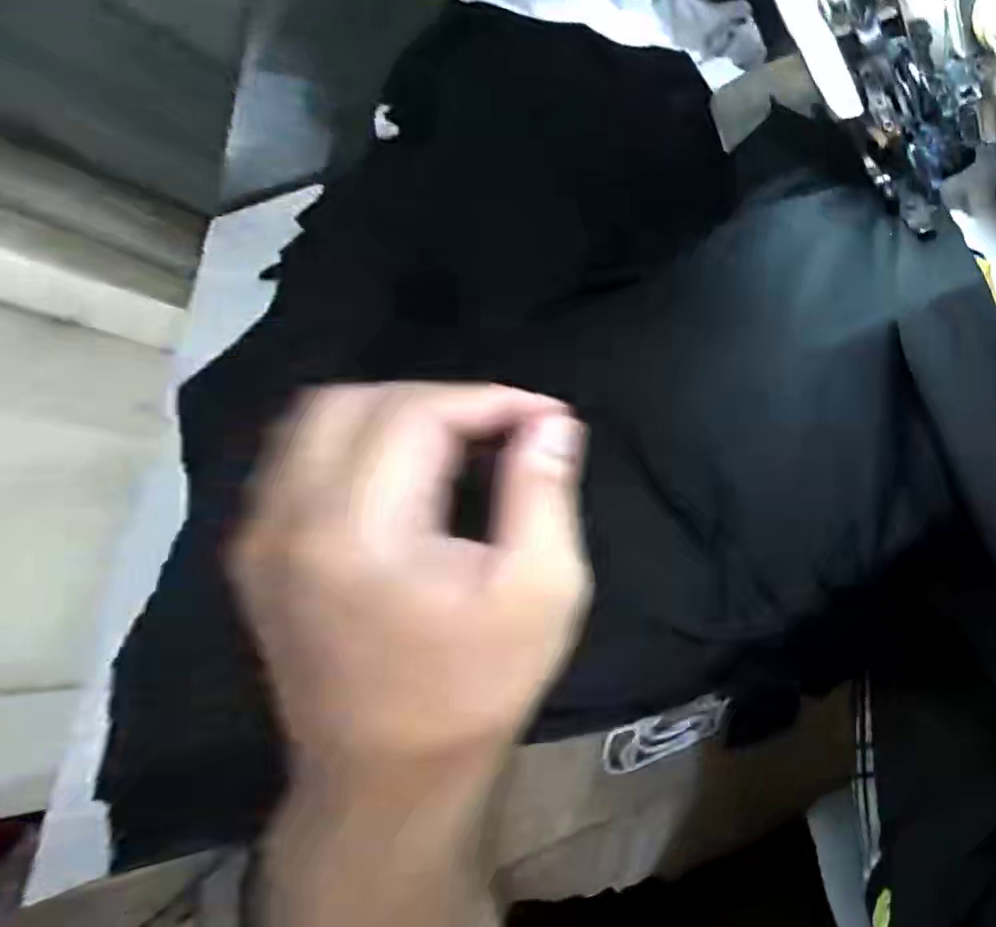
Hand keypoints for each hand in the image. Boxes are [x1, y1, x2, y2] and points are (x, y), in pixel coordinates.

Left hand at [232, 383, 592, 773]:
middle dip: (445, 397)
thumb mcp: (543, 585)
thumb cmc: (480, 680)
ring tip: (477, 438)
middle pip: (351, 402)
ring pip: (317, 424)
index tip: (553, 419)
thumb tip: (554, 423)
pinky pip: (307, 460)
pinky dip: (371, 440)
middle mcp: (288, 523)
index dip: (493, 399)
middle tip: (513, 425)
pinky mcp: (266, 558)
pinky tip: (427, 470)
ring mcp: (263, 541)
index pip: (415, 414)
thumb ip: (544, 492)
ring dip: (405, 412)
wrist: (392, 775)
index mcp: (357, 530)